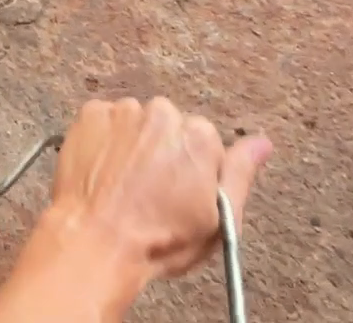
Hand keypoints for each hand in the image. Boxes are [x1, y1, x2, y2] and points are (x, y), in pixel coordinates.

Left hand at [47, 97, 271, 283]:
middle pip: (168, 125)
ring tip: (124, 181)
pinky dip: (105, 138)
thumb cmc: (158, 240)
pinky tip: (103, 168)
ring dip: (133, 141)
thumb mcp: (218, 221)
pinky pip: (105, 120)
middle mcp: (162, 113)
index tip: (182, 191)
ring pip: (135, 121)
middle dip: (163, 148)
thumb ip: (240, 174)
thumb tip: (262, 144)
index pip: (204, 140)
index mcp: (200, 136)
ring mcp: (123, 111)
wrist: (97, 239)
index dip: (194, 168)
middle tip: (151, 187)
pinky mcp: (90, 113)